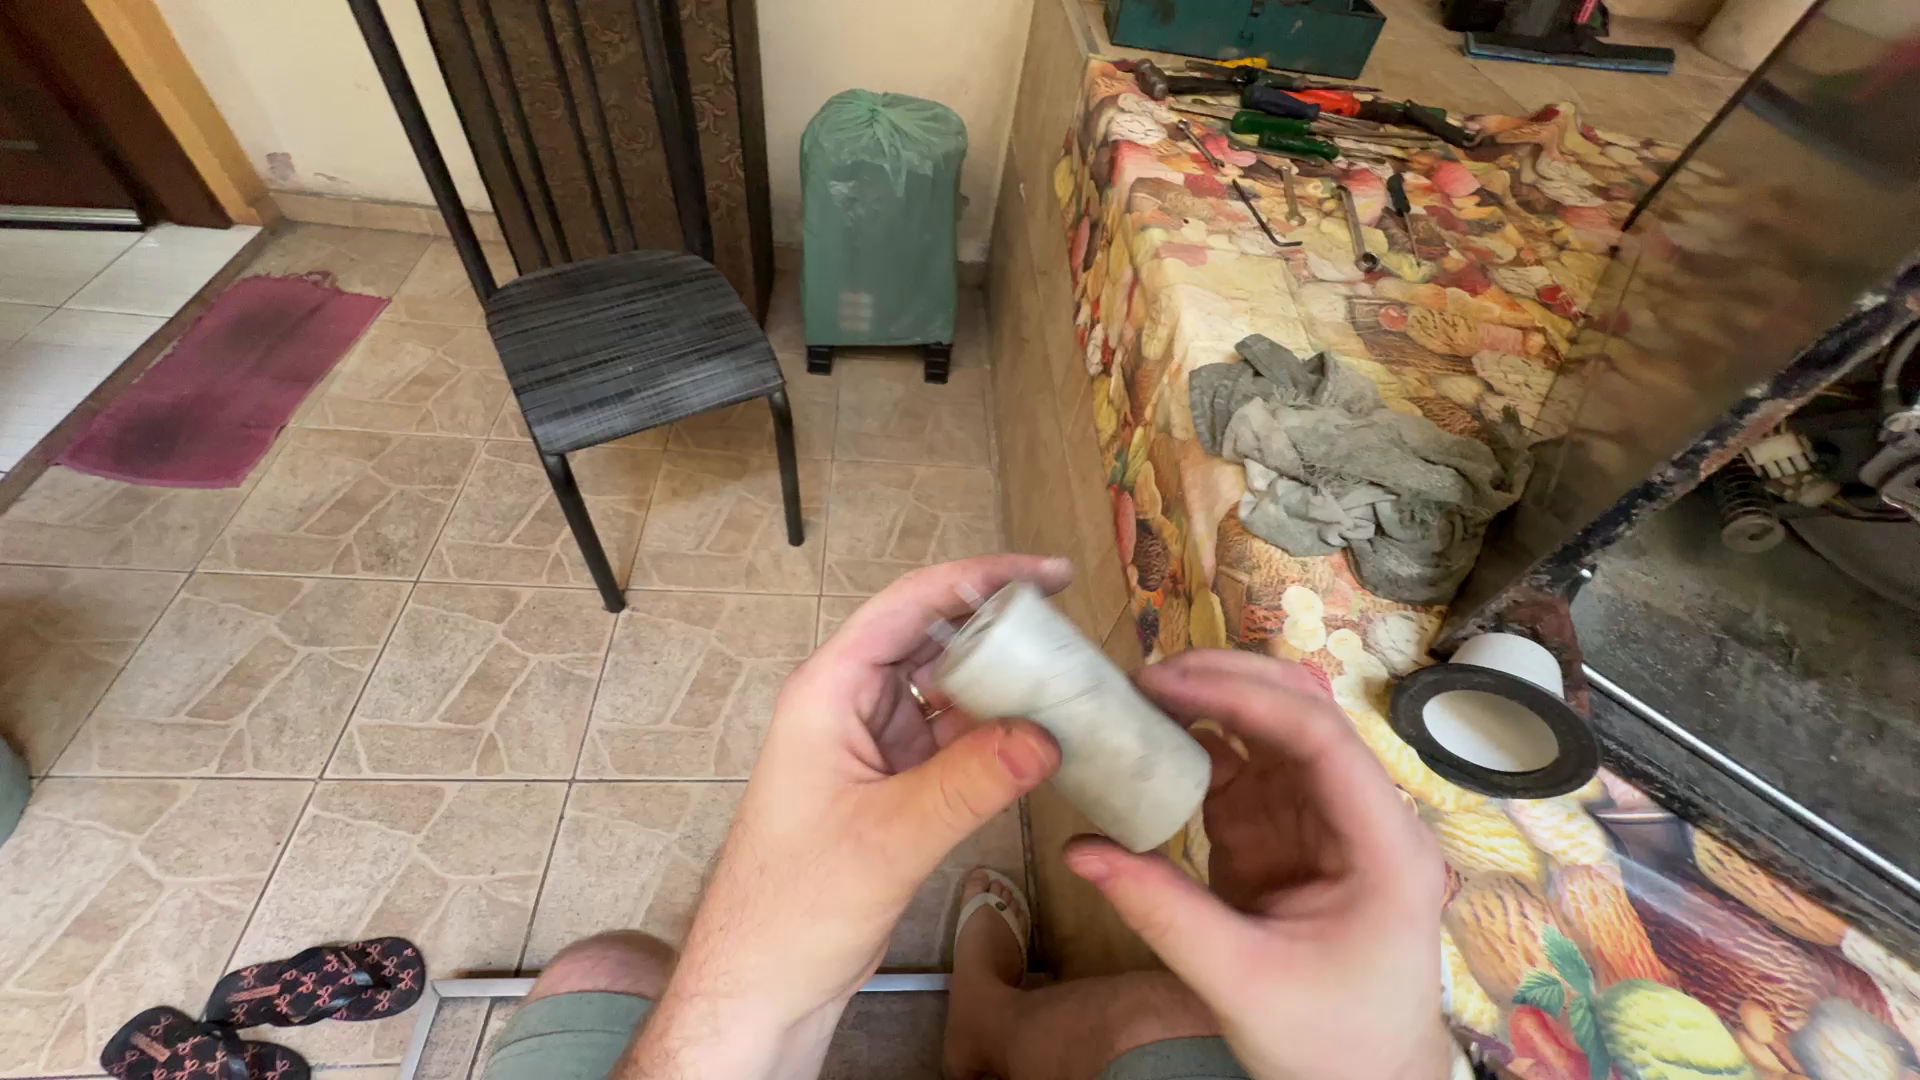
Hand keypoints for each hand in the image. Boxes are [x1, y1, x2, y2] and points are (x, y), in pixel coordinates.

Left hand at [628, 556, 1068, 1079]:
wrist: (761, 981)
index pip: (910, 606)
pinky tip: (1034, 735)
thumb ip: (969, 783)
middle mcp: (851, 699)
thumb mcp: (888, 838)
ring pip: (946, 685)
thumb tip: (1048, 737)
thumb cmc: (794, 905)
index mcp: (830, 688)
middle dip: (996, 628)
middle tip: (1065, 626)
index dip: (978, 579)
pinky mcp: (892, 774)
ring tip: (1062, 679)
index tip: (1044, 576)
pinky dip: (991, 730)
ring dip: (999, 682)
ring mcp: (873, 736)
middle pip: (932, 637)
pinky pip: (951, 733)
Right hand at [1065, 649, 1449, 1079]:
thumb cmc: (1331, 1043)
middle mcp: (1354, 808)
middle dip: (1226, 678)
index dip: (1243, 697)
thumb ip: (1163, 913)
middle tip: (1148, 676)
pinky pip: (1234, 760)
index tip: (1167, 684)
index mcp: (1382, 843)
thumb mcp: (1245, 985)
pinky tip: (1149, 734)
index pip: (1321, 738)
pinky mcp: (1275, 822)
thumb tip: (1078, 850)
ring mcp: (1312, 811)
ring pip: (1266, 721)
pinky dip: (1191, 739)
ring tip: (1141, 693)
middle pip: (1299, 708)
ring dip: (1207, 698)